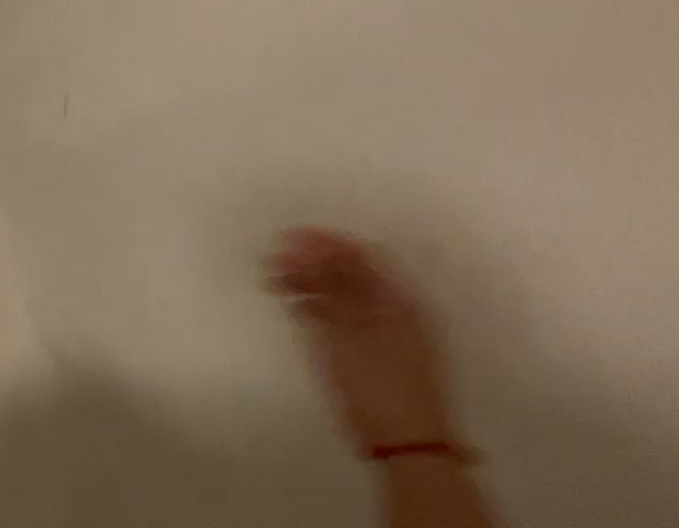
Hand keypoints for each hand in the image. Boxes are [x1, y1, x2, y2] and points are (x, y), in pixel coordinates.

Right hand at [268, 228, 457, 453]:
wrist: (404, 442)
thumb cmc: (379, 380)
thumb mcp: (350, 327)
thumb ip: (330, 284)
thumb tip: (309, 244)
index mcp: (400, 300)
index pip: (362, 253)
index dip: (326, 241)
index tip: (288, 237)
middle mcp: (395, 308)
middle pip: (350, 270)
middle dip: (310, 260)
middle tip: (273, 261)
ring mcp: (382, 329)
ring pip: (341, 291)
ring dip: (308, 281)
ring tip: (274, 281)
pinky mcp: (368, 347)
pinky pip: (339, 313)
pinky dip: (315, 304)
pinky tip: (293, 304)